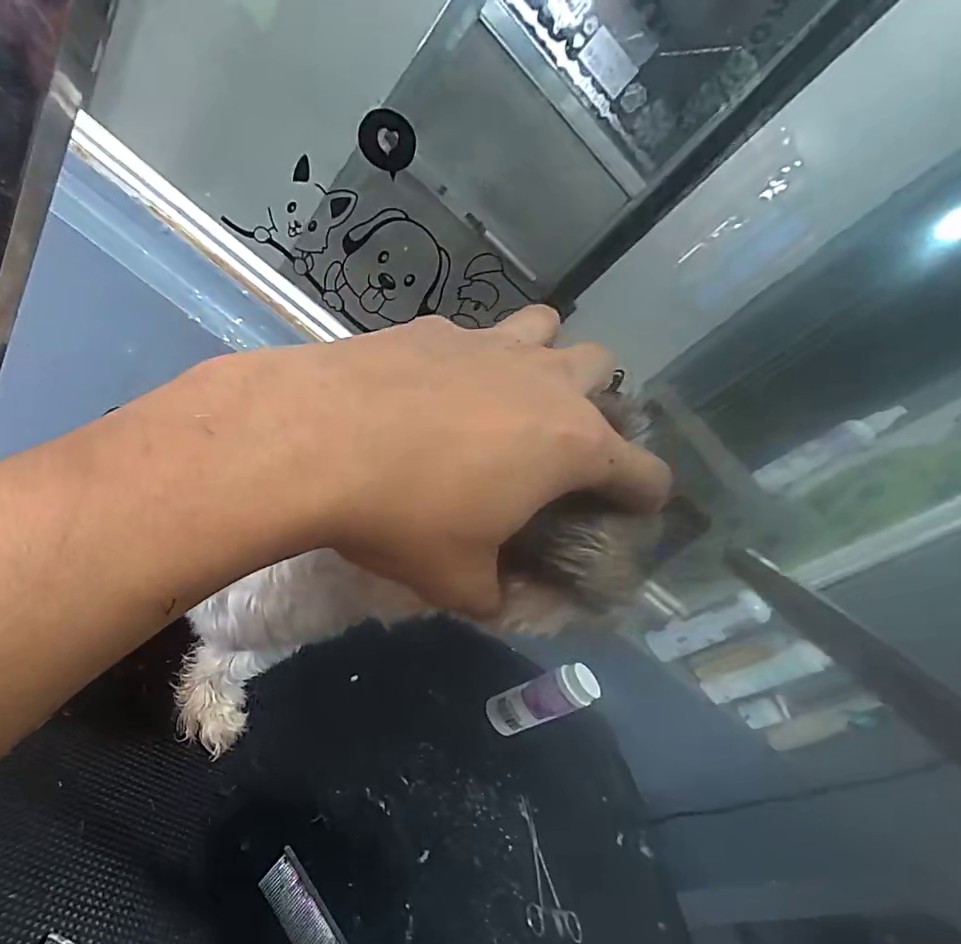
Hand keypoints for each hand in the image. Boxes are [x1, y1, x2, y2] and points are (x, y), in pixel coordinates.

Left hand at [131, 307, 669, 615]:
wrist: (315, 441)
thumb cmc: (403, 516)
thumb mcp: (454, 579)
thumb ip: (491, 593)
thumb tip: (497, 600)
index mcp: (571, 448)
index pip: (643, 472)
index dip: (646, 495)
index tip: (635, 508)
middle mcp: (544, 382)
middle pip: (603, 370)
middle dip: (594, 401)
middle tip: (555, 442)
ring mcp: (488, 343)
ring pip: (545, 329)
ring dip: (542, 357)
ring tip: (507, 395)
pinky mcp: (433, 326)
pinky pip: (472, 334)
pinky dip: (468, 358)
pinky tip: (431, 387)